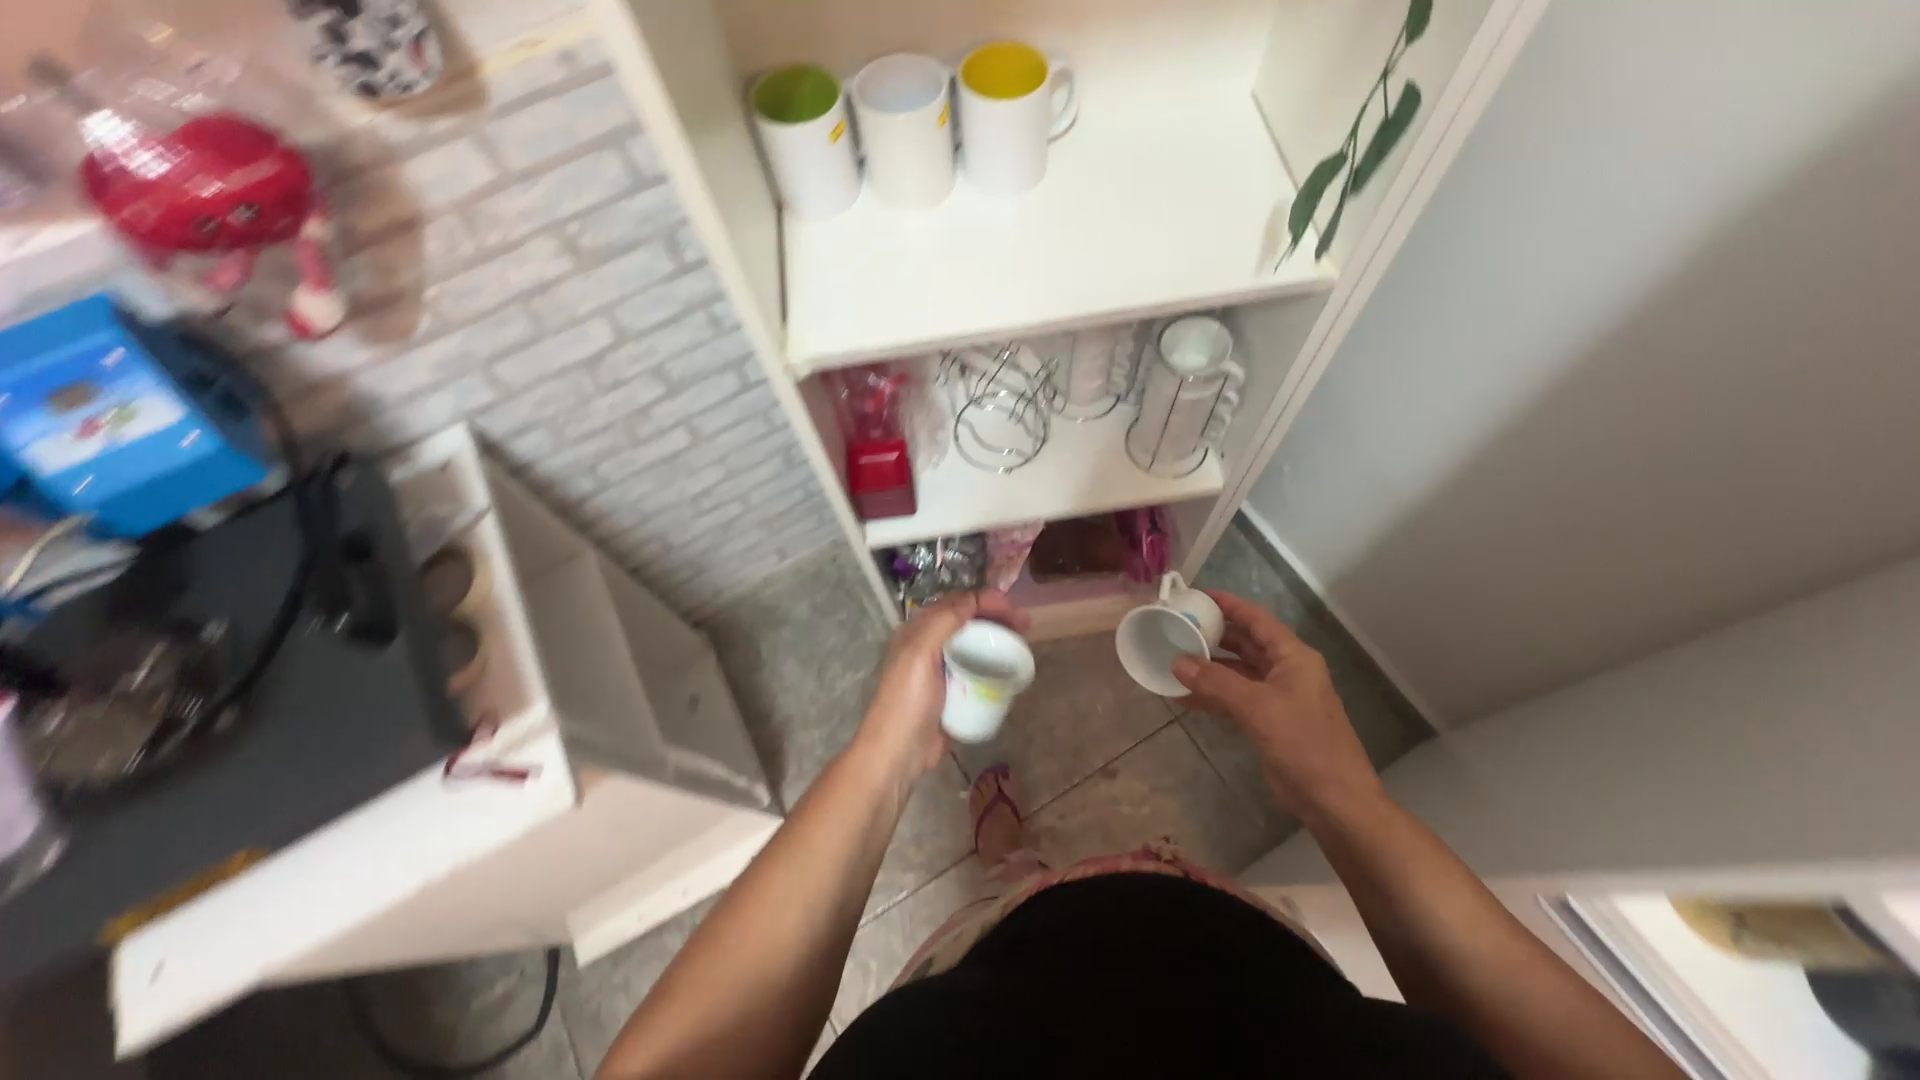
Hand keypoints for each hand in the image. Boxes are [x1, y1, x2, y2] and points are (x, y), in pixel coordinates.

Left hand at [854, 590, 1027, 781]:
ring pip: (973, 647)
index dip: (982, 600)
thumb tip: (972, 598)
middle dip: (995, 619)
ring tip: (1022, 644)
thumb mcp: (920, 654)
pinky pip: (976, 672)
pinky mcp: (951, 694)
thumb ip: (942, 622)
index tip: (1010, 606)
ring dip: (997, 641)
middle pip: (966, 624)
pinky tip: (1009, 670)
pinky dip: (993, 666)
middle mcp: (927, 647)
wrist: (898, 753)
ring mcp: (940, 672)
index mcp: (916, 633)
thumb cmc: (907, 701)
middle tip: (1024, 624)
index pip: (953, 605)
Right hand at [1172, 591, 1383, 820]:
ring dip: (1209, 668)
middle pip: (1246, 643)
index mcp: (1293, 657)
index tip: (1197, 595)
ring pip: (1238, 672)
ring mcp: (1278, 698)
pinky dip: (1213, 695)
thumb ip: (1216, 683)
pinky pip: (1235, 699)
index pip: (1257, 619)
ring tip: (1173, 658)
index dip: (1229, 604)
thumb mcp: (1257, 708)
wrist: (1334, 799)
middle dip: (1214, 635)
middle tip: (1177, 626)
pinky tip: (1185, 696)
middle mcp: (1287, 671)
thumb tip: (1177, 662)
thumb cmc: (1303, 744)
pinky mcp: (1270, 723)